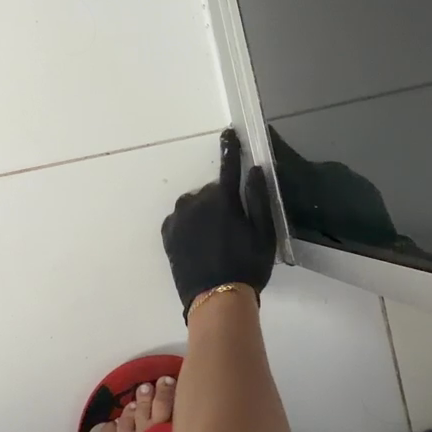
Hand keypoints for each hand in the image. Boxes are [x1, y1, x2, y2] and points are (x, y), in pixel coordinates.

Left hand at [159, 128, 275, 316]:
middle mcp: (197, 201)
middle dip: (223, 200)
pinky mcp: (168, 232)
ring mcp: (179, 217)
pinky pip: (181, 218)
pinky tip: (200, 242)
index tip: (228, 132)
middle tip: (235, 227)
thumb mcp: (264, 233)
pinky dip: (190, 223)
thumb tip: (255, 169)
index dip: (230, 148)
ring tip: (216, 238)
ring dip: (205, 212)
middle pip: (213, 190)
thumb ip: (259, 198)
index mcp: (223, 199)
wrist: (215, 299)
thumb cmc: (247, 265)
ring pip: (196, 204)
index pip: (229, 166)